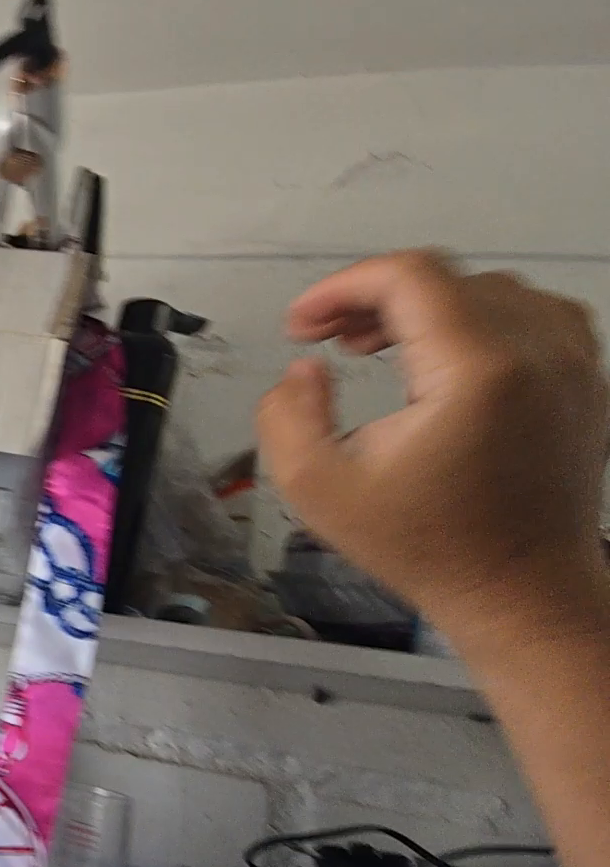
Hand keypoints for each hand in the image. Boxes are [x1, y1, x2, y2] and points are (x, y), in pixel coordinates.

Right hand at [256, 250, 609, 650]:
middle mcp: (538, 354)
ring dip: (416, 306)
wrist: (518, 589)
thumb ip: (286, 414)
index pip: (410, 277)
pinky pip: (528, 316)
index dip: (339, 287)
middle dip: (368, 297)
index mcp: (474, 372)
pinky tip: (428, 358)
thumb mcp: (311, 485)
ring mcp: (574, 365)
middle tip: (320, 340)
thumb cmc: (413, 541)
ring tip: (368, 345)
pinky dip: (466, 320)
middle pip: (447, 279)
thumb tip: (306, 369)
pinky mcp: (582, 383)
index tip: (298, 328)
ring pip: (489, 291)